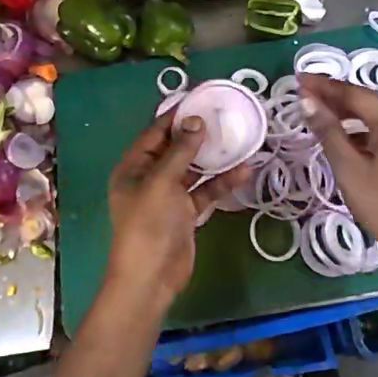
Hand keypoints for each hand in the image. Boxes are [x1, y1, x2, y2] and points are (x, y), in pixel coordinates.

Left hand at [106, 115, 250, 303]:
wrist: (151, 277)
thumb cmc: (148, 225)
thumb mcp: (161, 183)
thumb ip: (180, 152)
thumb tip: (196, 121)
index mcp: (133, 168)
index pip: (155, 133)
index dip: (176, 116)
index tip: (201, 99)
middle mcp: (149, 178)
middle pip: (176, 149)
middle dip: (199, 135)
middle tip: (226, 116)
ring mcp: (169, 196)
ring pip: (194, 169)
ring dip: (215, 158)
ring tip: (240, 139)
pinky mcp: (186, 213)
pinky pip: (205, 191)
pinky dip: (222, 182)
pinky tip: (244, 172)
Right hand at [300, 73, 377, 268]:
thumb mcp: (349, 168)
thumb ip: (328, 132)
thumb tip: (308, 102)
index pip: (355, 94)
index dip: (325, 86)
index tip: (299, 79)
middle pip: (366, 100)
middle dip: (334, 95)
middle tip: (303, 90)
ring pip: (373, 114)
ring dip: (345, 110)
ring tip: (316, 108)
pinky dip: (357, 127)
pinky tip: (339, 133)